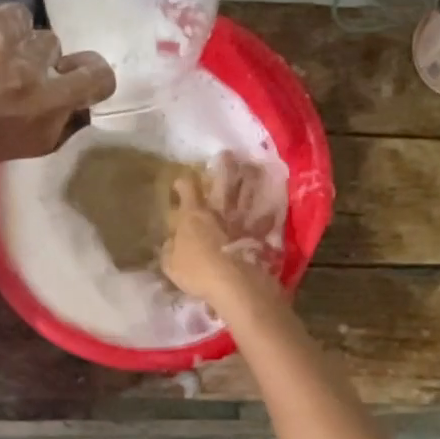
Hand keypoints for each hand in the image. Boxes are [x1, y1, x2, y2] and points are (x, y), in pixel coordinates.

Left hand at [0, 3, 115, 171]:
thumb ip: (31, 126)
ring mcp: (25, 62)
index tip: (67, 81)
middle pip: (86, 69)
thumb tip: (47, 106)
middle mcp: (44, 100)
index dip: (82, 86)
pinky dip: (1, 23)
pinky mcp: (1, 29)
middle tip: (34, 63)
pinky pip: (17, 15)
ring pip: (46, 40)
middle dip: (70, 64)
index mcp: (42, 135)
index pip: (90, 100)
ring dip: (25, 45)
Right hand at [162, 154, 284, 315]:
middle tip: (226, 155)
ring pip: (246, 193)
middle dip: (224, 166)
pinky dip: (268, 215)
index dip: (183, 182)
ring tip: (253, 168)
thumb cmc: (196, 271)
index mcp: (193, 215)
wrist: (231, 282)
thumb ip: (168, 251)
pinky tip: (271, 209)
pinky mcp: (256, 234)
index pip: (187, 189)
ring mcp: (240, 220)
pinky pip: (264, 221)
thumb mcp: (170, 265)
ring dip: (250, 179)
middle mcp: (218, 211)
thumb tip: (168, 244)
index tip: (180, 182)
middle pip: (223, 181)